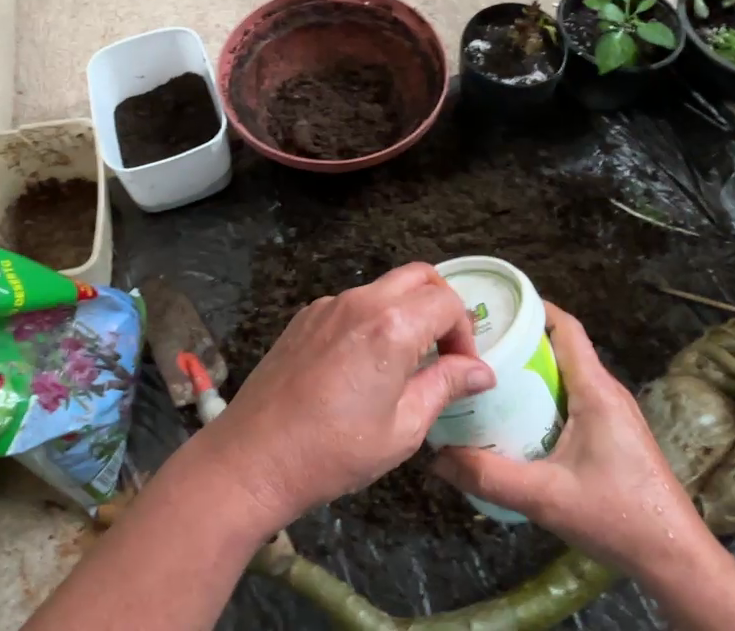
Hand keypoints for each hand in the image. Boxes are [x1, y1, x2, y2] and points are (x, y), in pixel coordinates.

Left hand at [187, 262, 495, 531]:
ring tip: (406, 363)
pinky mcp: (304, 317)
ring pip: (384, 287)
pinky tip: (363, 366)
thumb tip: (481, 370)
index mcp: (390, 326)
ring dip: (406, 312)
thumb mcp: (403, 428)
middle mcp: (359, 302)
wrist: (253, 458)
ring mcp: (327, 305)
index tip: (462, 369)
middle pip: (418, 276)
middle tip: (443, 351)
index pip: (447, 303)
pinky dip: (373, 319)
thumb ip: (444, 387)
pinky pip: (352, 304)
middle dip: (441, 306)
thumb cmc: (334, 451)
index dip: (465, 333)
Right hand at [431, 303, 708, 572]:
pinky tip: (517, 422)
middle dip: (518, 344)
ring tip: (486, 381)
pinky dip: (543, 399)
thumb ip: (487, 477)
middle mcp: (606, 392)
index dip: (531, 308)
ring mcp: (614, 414)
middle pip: (560, 349)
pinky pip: (573, 401)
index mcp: (595, 390)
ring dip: (530, 374)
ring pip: (566, 377)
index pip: (565, 327)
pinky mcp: (614, 436)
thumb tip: (436, 458)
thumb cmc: (617, 516)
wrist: (674, 558)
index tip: (491, 309)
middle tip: (474, 349)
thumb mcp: (544, 497)